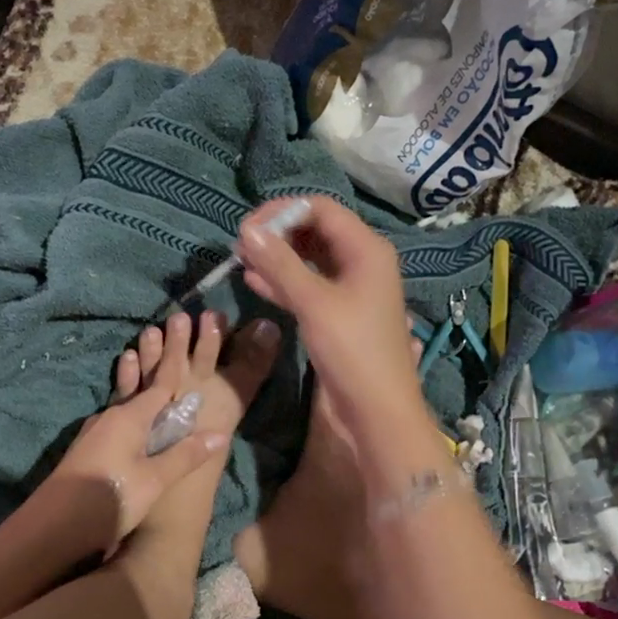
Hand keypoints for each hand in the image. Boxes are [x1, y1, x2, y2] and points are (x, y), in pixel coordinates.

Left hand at [41, 315, 235, 554]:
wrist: (54, 525)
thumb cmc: (109, 498)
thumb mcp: (153, 480)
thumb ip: (184, 456)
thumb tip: (219, 434)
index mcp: (130, 417)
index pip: (161, 383)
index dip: (177, 360)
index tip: (187, 331)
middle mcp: (110, 417)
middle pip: (141, 389)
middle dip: (156, 364)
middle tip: (164, 333)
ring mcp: (95, 433)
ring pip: (125, 405)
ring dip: (139, 388)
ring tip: (145, 365)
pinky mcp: (87, 450)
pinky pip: (115, 423)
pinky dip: (129, 414)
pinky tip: (131, 421)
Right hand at [236, 197, 423, 431]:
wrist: (377, 409)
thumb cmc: (352, 350)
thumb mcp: (314, 303)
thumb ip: (281, 265)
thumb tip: (248, 230)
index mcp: (366, 249)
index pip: (321, 209)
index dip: (283, 211)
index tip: (247, 227)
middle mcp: (361, 262)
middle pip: (315, 232)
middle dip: (278, 235)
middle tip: (241, 245)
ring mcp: (350, 290)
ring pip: (309, 261)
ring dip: (277, 259)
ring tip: (241, 261)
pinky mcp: (338, 315)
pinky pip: (309, 288)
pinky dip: (284, 283)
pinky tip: (254, 282)